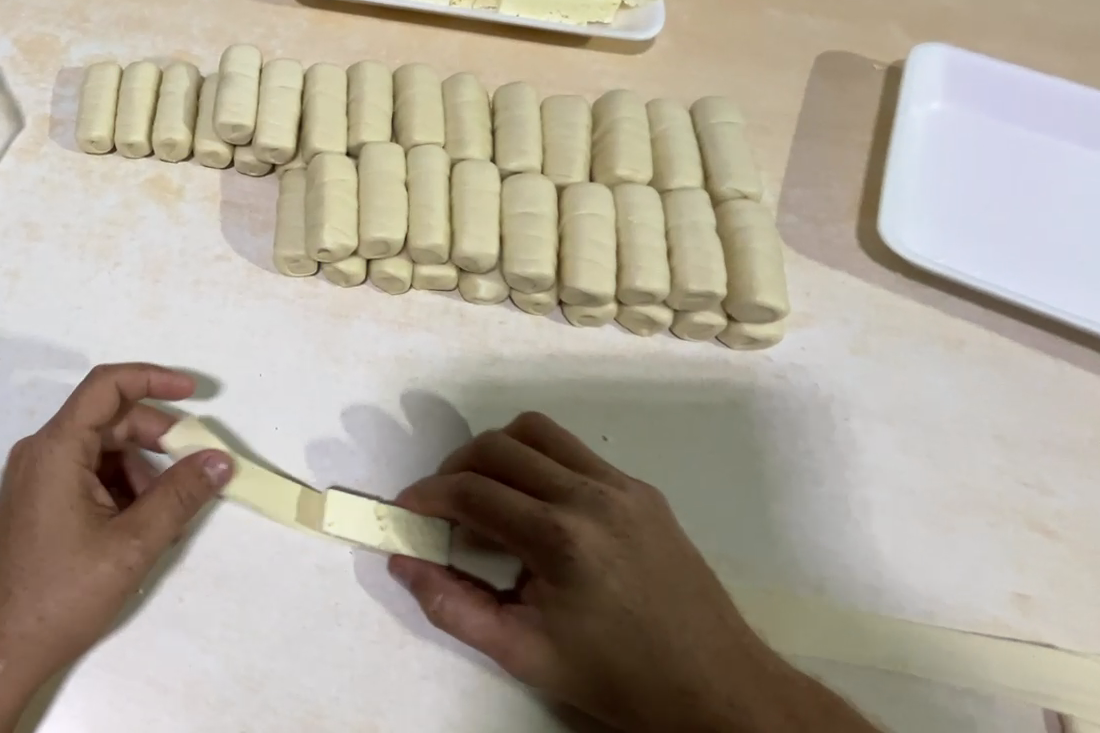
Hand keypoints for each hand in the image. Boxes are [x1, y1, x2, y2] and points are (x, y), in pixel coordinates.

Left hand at [0, 363, 231, 732]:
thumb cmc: (60, 596)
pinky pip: (85, 475)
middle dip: (156, 440)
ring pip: (100, 452)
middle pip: (108, 421)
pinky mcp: (35, 502)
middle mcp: (41, 451)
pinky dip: (118, 490)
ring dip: (139, 473)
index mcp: (57, 447)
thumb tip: (220, 460)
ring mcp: (34, 477)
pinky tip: (137, 530)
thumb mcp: (131, 546)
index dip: (154, 378)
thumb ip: (180, 497)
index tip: (195, 392)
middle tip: (195, 470)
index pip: (107, 385)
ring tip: (165, 520)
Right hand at [389, 413, 877, 732]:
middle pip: (496, 447)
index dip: (427, 495)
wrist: (720, 692)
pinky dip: (536, 459)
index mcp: (560, 540)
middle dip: (454, 468)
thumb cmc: (615, 678)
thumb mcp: (522, 655)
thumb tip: (401, 562)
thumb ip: (452, 607)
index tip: (407, 510)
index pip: (471, 491)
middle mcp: (590, 497)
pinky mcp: (641, 489)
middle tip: (442, 504)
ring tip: (485, 489)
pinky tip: (535, 500)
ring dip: (495, 451)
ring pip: (534, 430)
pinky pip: (571, 449)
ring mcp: (621, 487)